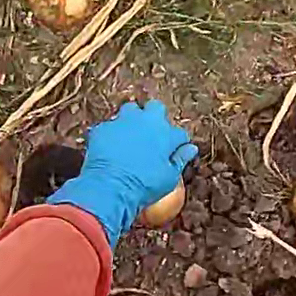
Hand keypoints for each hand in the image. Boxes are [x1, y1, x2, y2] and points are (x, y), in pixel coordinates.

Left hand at [48, 100, 197, 242]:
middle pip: (156, 108)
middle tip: (151, 136)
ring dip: (132, 120)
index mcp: (167, 134)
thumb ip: (181, 159)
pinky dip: (111, 135)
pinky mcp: (104, 128)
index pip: (179, 133)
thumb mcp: (169, 177)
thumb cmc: (144, 185)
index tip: (172, 152)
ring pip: (131, 110)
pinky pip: (110, 127)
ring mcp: (124, 121)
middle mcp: (147, 121)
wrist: (111, 187)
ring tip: (129, 137)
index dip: (176, 143)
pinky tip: (109, 149)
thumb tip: (191, 149)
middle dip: (155, 118)